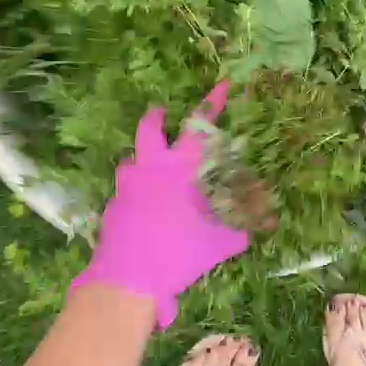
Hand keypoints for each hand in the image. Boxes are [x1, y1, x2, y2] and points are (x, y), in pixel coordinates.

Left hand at [71, 81, 248, 327]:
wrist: (128, 281)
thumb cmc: (178, 254)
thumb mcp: (217, 244)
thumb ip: (236, 233)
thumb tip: (253, 231)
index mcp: (178, 170)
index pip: (199, 127)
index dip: (212, 103)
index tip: (223, 84)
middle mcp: (148, 171)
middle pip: (148, 131)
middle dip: (156, 118)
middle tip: (161, 112)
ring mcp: (125, 189)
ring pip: (132, 162)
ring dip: (143, 160)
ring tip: (156, 172)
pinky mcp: (112, 209)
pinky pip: (126, 191)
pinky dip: (138, 193)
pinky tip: (149, 212)